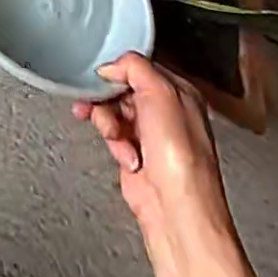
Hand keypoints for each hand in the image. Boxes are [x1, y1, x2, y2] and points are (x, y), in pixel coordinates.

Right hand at [73, 53, 262, 276]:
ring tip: (115, 135)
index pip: (138, 66)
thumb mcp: (159, 93)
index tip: (103, 76)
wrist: (175, 211)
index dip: (118, 69)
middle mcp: (167, 112)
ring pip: (112, 110)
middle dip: (105, 98)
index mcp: (179, 92)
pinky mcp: (135, 153)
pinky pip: (112, 135)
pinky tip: (125, 154)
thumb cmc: (181, 161)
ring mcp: (151, 134)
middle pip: (121, 88)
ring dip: (107, 122)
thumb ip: (134, 66)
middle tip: (96, 102)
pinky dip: (113, 143)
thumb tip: (112, 65)